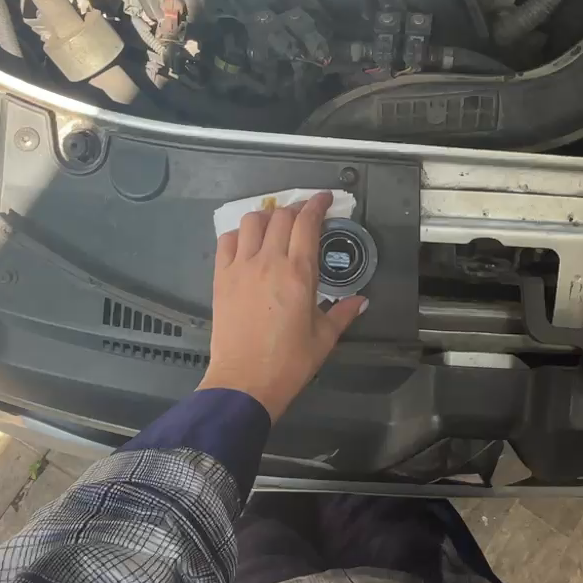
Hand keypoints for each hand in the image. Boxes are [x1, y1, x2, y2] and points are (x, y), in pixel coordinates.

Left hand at [198, 192, 364, 420]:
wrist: (244, 382)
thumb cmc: (289, 363)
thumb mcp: (324, 338)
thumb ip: (343, 312)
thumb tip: (361, 301)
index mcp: (299, 273)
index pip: (307, 223)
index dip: (317, 205)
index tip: (324, 199)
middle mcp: (269, 261)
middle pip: (281, 216)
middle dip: (296, 209)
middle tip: (304, 216)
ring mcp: (241, 267)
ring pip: (251, 222)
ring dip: (266, 217)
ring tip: (275, 226)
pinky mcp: (220, 278)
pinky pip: (226, 241)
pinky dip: (238, 234)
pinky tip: (247, 243)